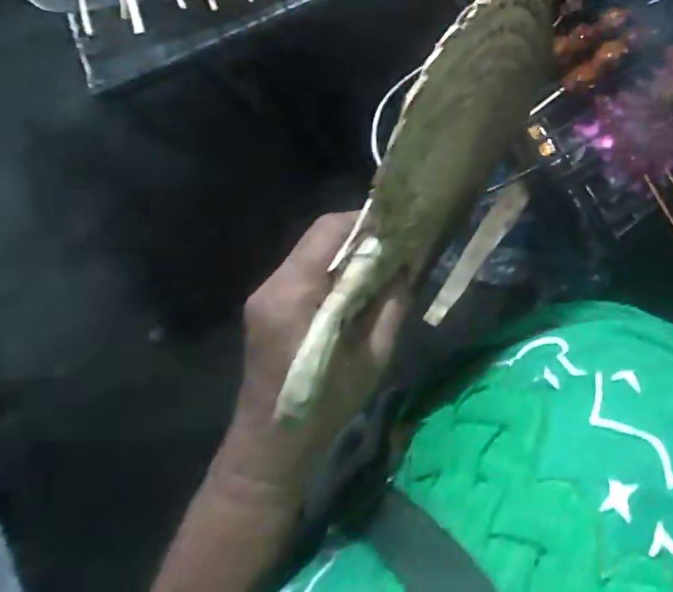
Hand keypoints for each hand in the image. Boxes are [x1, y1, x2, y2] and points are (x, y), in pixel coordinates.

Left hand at [221, 212, 408, 494]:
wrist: (269, 450)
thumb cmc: (324, 407)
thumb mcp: (372, 357)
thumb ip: (390, 305)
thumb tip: (407, 266)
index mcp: (294, 294)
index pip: (329, 231)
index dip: (366, 223)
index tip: (398, 230)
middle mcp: (273, 285)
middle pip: (319, 237)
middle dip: (359, 236)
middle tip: (394, 249)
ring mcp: (265, 294)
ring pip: (311, 251)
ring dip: (346, 253)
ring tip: (379, 268)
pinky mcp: (266, 306)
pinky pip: (303, 271)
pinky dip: (331, 270)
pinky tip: (354, 289)